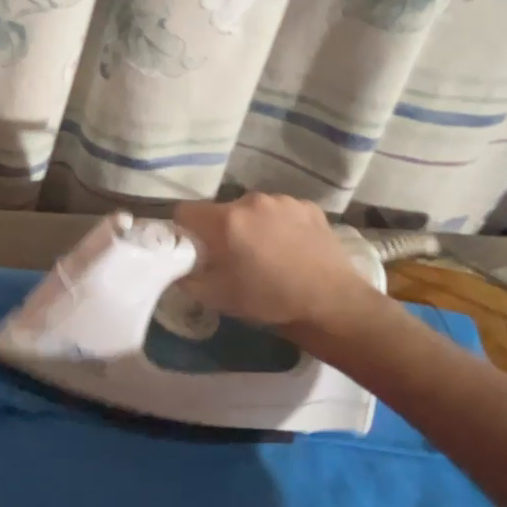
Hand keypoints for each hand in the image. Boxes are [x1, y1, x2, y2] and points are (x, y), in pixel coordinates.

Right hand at [173, 194, 393, 341]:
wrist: (333, 306)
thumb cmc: (269, 301)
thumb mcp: (216, 297)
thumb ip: (185, 278)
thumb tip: (173, 267)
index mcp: (225, 220)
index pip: (184, 211)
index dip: (183, 230)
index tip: (193, 249)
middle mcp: (252, 201)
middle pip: (221, 210)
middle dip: (221, 230)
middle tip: (233, 258)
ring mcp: (284, 201)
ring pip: (252, 210)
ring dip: (251, 226)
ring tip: (266, 253)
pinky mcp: (310, 207)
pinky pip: (281, 211)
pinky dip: (279, 225)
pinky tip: (291, 248)